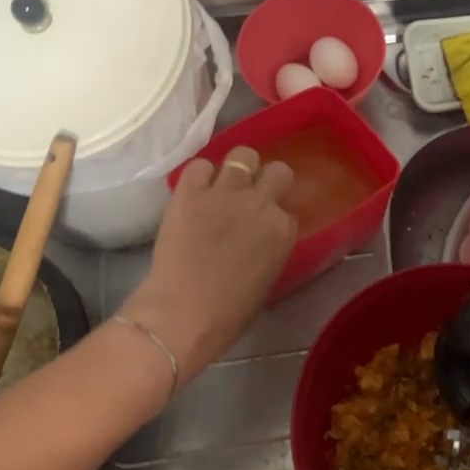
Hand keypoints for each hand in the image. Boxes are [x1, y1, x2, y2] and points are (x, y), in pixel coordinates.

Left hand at [117, 148, 296, 382]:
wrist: (183, 313)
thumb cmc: (229, 312)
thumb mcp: (267, 278)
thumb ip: (270, 249)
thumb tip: (259, 238)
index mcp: (283, 230)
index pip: (286, 209)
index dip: (274, 215)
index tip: (261, 226)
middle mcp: (260, 203)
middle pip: (277, 171)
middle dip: (267, 180)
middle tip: (251, 196)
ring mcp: (224, 193)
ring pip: (242, 155)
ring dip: (237, 168)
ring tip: (224, 185)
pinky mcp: (190, 192)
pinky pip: (199, 165)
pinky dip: (200, 175)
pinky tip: (196, 191)